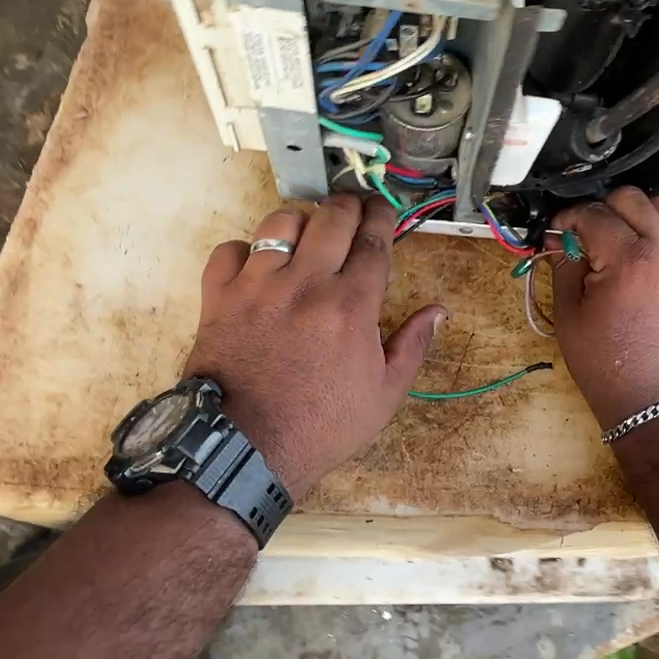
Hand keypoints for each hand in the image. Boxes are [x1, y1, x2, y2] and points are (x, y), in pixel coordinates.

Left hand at [183, 194, 445, 493]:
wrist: (243, 452)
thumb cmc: (321, 425)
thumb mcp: (384, 395)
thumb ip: (413, 345)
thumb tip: (439, 310)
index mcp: (351, 304)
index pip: (373, 239)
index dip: (383, 216)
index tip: (384, 210)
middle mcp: (306, 283)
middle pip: (332, 217)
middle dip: (348, 206)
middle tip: (352, 213)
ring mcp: (258, 286)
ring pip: (281, 221)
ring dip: (300, 222)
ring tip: (306, 237)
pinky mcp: (219, 297)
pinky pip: (229, 249)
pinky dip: (244, 250)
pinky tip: (257, 266)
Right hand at [549, 187, 658, 429]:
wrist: (656, 399)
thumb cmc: (605, 363)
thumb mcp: (569, 314)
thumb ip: (564, 265)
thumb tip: (560, 237)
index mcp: (628, 259)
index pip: (593, 214)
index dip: (568, 219)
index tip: (557, 233)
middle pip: (629, 197)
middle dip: (601, 208)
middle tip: (584, 234)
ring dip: (632, 212)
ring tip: (613, 238)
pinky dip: (656, 226)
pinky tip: (638, 248)